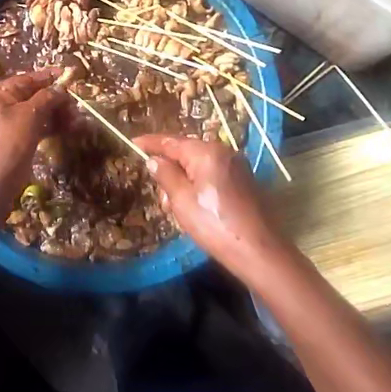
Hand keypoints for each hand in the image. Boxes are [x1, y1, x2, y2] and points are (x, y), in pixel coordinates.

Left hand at [0, 70, 66, 206]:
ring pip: (38, 112)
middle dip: (56, 99)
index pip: (26, 79)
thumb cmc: (8, 142)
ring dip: (57, 113)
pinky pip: (38, 126)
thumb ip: (47, 97)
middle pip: (33, 96)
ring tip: (76, 117)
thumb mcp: (29, 114)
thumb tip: (61, 89)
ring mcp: (9, 123)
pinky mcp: (18, 139)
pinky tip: (69, 127)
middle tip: (76, 102)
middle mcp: (0, 105)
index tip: (68, 74)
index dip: (48, 77)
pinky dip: (52, 126)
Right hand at [134, 134, 290, 277]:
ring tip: (178, 210)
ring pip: (199, 166)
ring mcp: (236, 166)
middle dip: (169, 170)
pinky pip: (212, 176)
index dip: (151, 143)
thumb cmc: (214, 224)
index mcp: (207, 152)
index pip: (172, 141)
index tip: (133, 142)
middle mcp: (224, 152)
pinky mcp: (243, 181)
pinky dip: (198, 186)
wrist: (257, 250)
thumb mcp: (182, 200)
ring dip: (184, 183)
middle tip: (162, 199)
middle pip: (186, 153)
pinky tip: (195, 209)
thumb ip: (166, 175)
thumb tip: (154, 159)